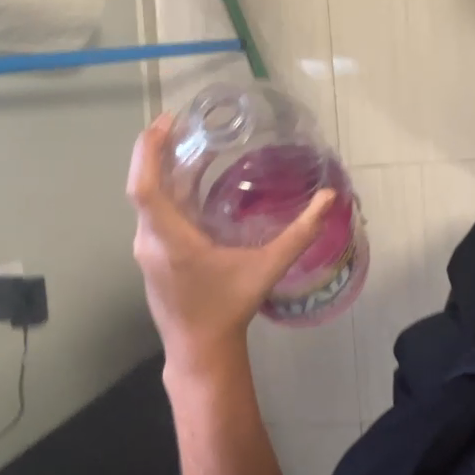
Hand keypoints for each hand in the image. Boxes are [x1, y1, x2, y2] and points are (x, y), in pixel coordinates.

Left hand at [127, 113, 334, 376]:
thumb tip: (330, 199)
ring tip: (197, 143)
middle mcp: (150, 239)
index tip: (168, 121)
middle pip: (147, 184)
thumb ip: (300, 233)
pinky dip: (173, 190)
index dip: (150, 150)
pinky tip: (198, 182)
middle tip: (191, 122)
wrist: (199, 352)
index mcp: (170, 238)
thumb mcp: (267, 269)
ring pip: (152, 198)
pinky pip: (157, 212)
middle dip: (164, 150)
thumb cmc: (228, 308)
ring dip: (169, 169)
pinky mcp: (154, 255)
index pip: (144, 186)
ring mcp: (148, 248)